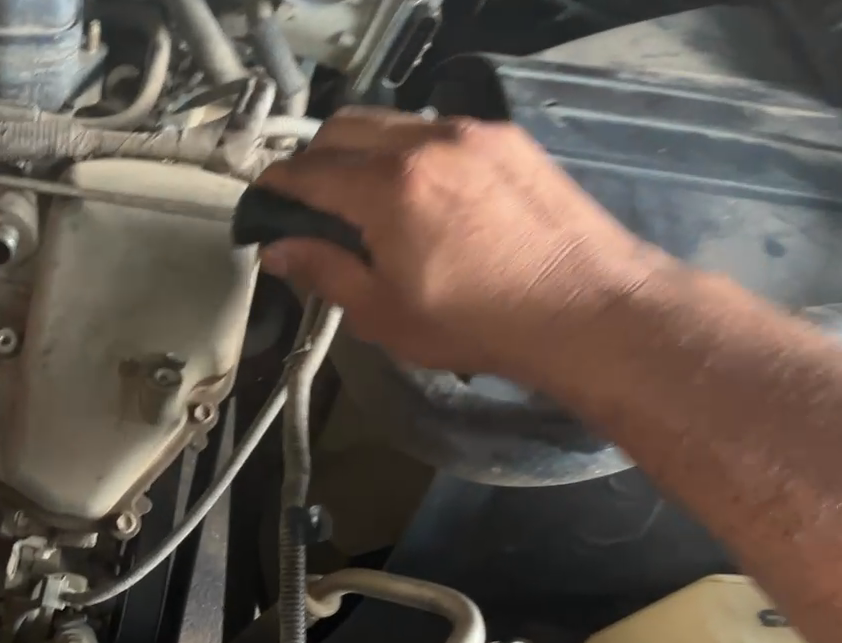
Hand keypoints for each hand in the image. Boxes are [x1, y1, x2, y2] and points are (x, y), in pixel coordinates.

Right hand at [255, 107, 674, 378]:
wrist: (583, 307)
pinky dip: (401, 150)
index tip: (259, 201)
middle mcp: (426, 143)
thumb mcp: (378, 311)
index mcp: (387, 188)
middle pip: (343, 127)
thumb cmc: (470, 321)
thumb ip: (322, 270)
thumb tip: (277, 250)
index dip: (273, 185)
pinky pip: (432, 129)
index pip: (307, 170)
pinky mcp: (505, 138)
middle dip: (310, 159)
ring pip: (389, 122)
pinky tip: (408, 192)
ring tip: (352, 196)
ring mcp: (471, 133)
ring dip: (356, 150)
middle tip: (300, 201)